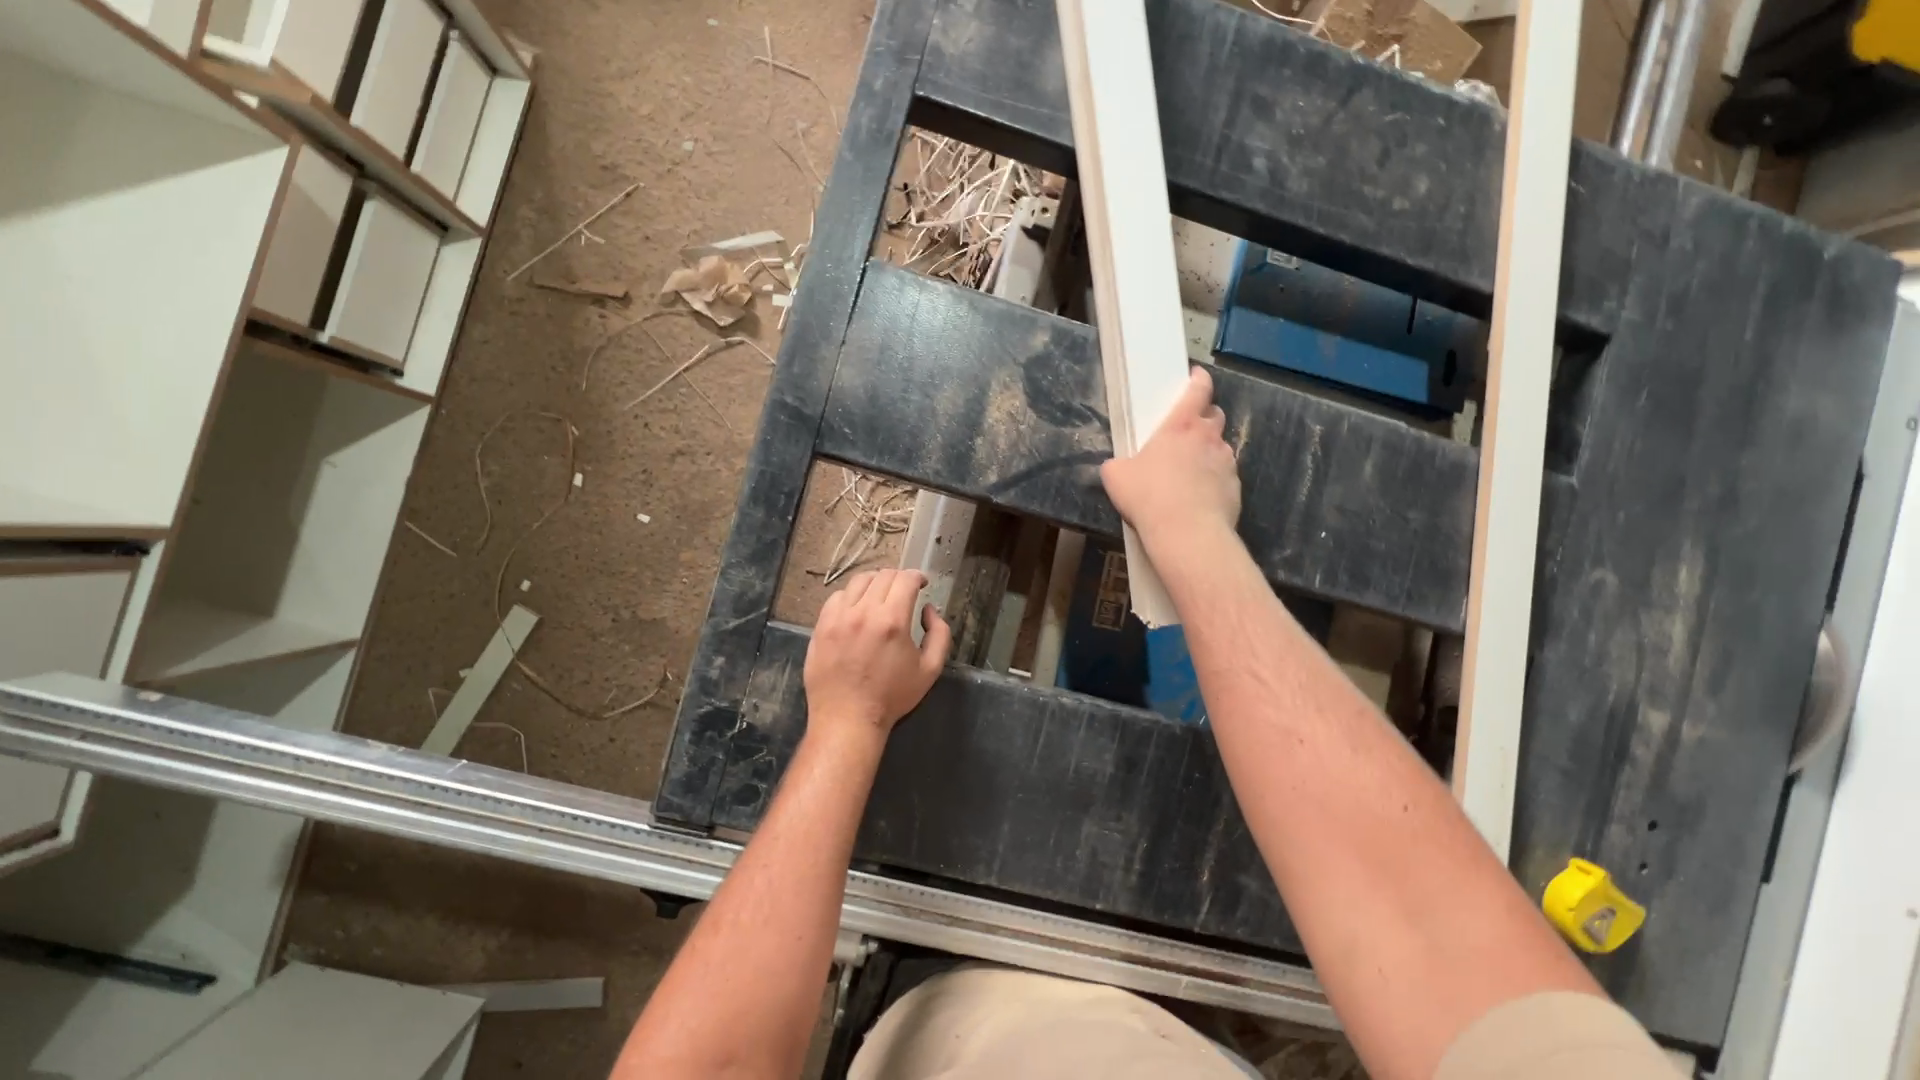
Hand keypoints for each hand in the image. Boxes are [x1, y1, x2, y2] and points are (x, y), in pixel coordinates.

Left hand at [804, 569, 952, 744]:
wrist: (848, 718)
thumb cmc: (892, 697)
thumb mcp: (930, 670)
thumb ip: (939, 634)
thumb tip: (929, 610)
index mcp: (892, 621)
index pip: (905, 580)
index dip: (918, 576)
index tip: (922, 583)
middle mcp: (863, 612)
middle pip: (882, 576)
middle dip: (899, 578)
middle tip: (904, 590)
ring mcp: (838, 618)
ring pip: (858, 582)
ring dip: (874, 582)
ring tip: (880, 594)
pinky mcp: (821, 626)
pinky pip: (836, 598)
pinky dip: (851, 596)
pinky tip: (856, 608)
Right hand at [1100, 366, 1240, 548]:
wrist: (1186, 533)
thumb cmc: (1148, 496)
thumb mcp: (1116, 477)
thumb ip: (1118, 465)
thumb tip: (1117, 467)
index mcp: (1181, 426)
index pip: (1198, 390)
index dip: (1198, 380)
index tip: (1196, 376)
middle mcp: (1209, 438)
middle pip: (1215, 415)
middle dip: (1205, 418)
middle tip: (1188, 431)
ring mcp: (1227, 463)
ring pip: (1221, 448)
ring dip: (1208, 453)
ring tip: (1190, 473)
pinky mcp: (1236, 488)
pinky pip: (1225, 477)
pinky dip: (1214, 482)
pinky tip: (1199, 499)